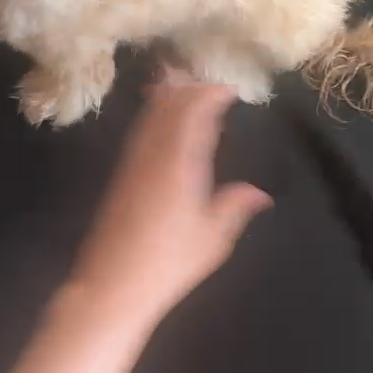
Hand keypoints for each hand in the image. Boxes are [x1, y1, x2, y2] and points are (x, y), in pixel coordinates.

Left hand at [64, 80, 271, 327]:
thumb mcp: (213, 238)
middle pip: (170, 105)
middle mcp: (153, 154)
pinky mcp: (121, 175)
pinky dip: (156, 115)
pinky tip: (163, 121)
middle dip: (192, 89)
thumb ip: (235, 207)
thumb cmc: (168, 262)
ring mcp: (133, 162)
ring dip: (171, 97)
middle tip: (214, 89)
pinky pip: (141, 131)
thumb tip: (260, 194)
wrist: (112, 283)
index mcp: (180, 163)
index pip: (194, 112)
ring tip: (190, 90)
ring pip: (151, 115)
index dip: (212, 94)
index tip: (231, 90)